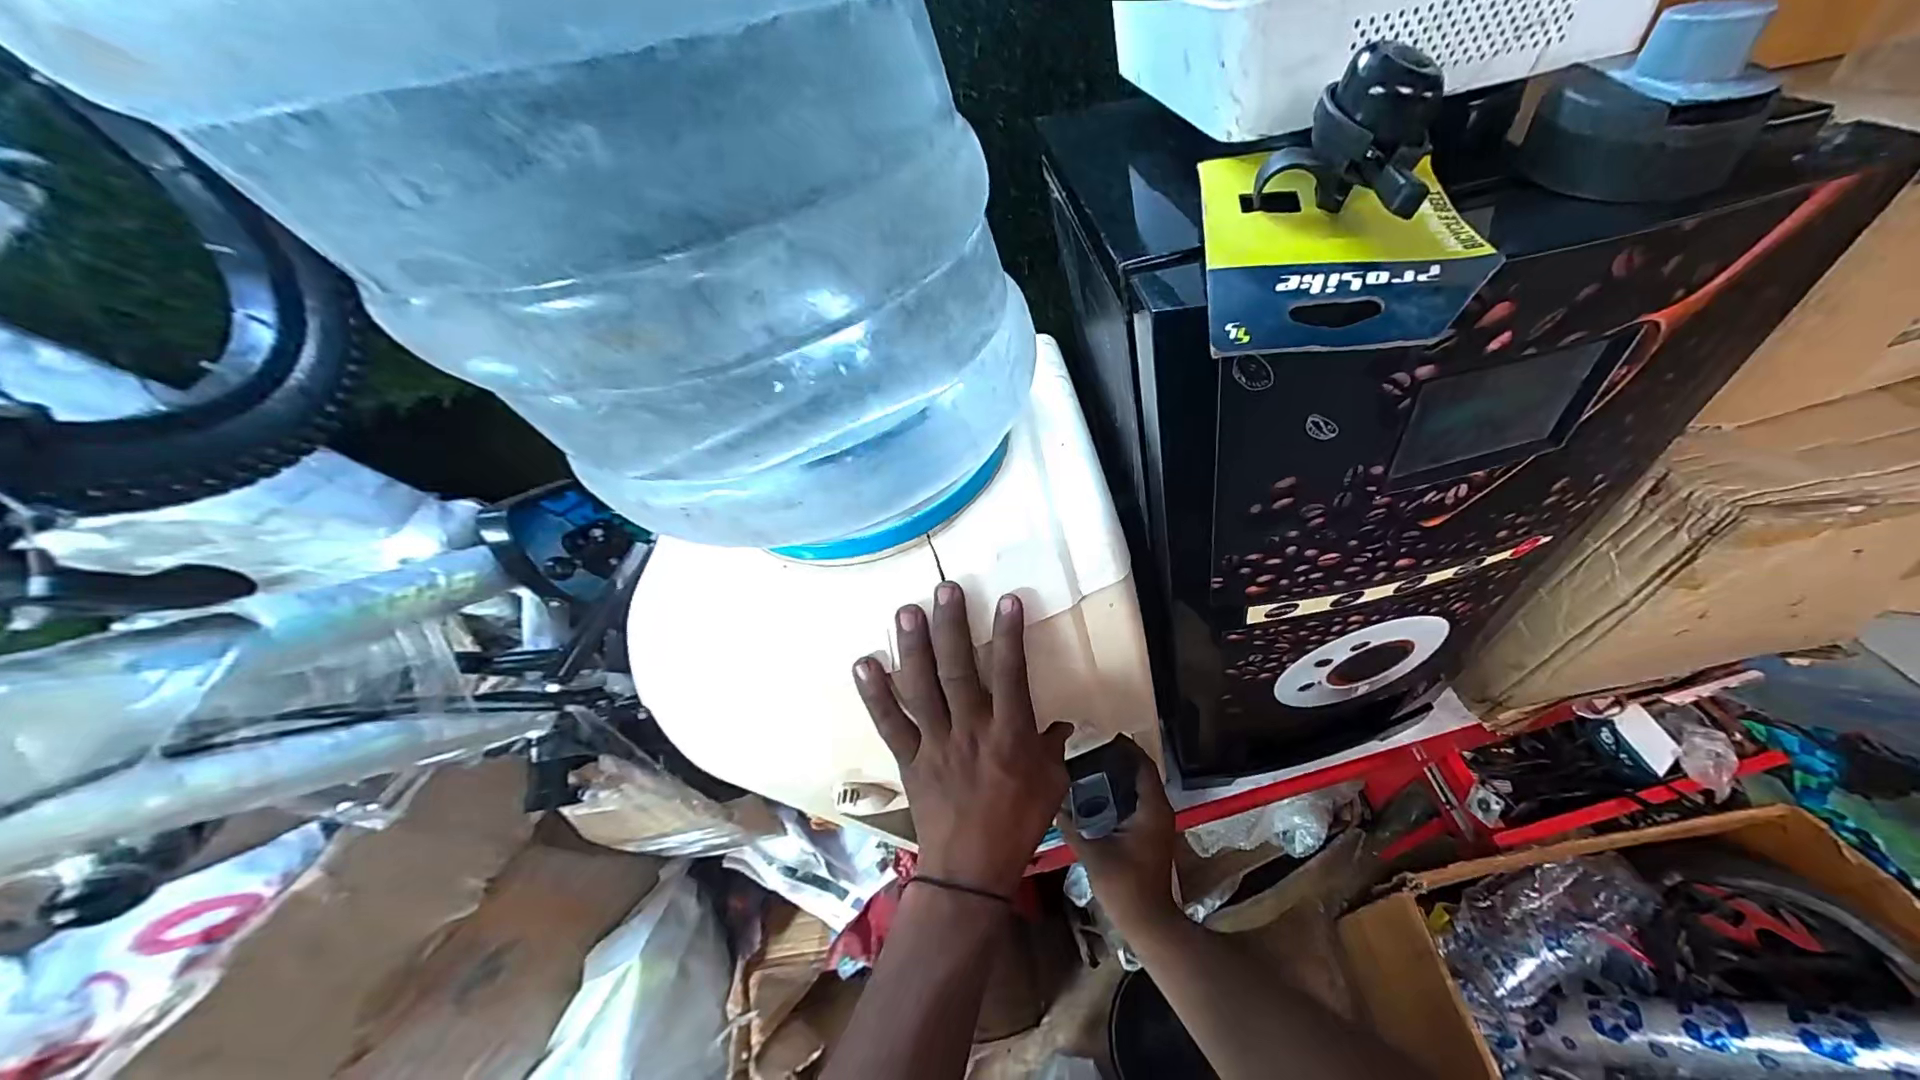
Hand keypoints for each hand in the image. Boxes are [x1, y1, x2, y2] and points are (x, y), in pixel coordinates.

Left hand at [852, 582, 1072, 896]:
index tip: (1008, 600)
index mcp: (1010, 735)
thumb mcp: (1052, 784)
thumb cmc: (1018, 824)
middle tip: (944, 590)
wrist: (971, 870)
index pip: (1011, 674)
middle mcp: (971, 730)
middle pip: (958, 671)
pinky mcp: (909, 758)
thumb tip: (1060, 722)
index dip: (1009, 635)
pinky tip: (864, 664)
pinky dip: (875, 695)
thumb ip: (1053, 747)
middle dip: (952, 627)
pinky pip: (889, 723)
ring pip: (921, 689)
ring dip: (912, 649)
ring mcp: (936, 743)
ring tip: (905, 613)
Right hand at [1059, 744, 1181, 936]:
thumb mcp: (1092, 852)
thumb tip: (1053, 803)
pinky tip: (1098, 794)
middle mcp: (1160, 811)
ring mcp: (1158, 824)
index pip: (1143, 765)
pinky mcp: (1152, 835)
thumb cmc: (1124, 884)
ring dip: (1121, 775)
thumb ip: (1071, 826)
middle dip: (1119, 759)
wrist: (1148, 921)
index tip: (1102, 736)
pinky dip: (1122, 792)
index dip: (1126, 748)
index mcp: (1151, 808)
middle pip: (1142, 773)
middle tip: (1090, 749)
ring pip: (1141, 788)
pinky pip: (1139, 802)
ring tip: (1090, 765)